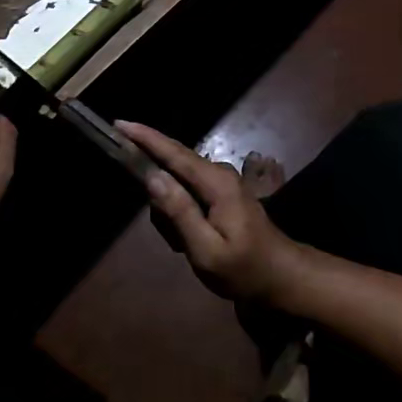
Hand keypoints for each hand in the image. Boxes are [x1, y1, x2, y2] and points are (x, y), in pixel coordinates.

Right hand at [116, 121, 302, 302]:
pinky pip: (187, 193)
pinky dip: (180, 215)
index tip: (119, 123)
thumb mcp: (206, 250)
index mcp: (216, 183)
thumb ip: (180, 212)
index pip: (174, 154)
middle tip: (173, 237)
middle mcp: (218, 173)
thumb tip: (153, 177)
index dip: (146, 138)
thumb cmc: (245, 269)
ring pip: (177, 183)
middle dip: (158, 194)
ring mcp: (221, 181)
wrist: (282, 277)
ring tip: (186, 247)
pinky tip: (191, 241)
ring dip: (171, 214)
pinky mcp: (220, 192)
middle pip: (172, 166)